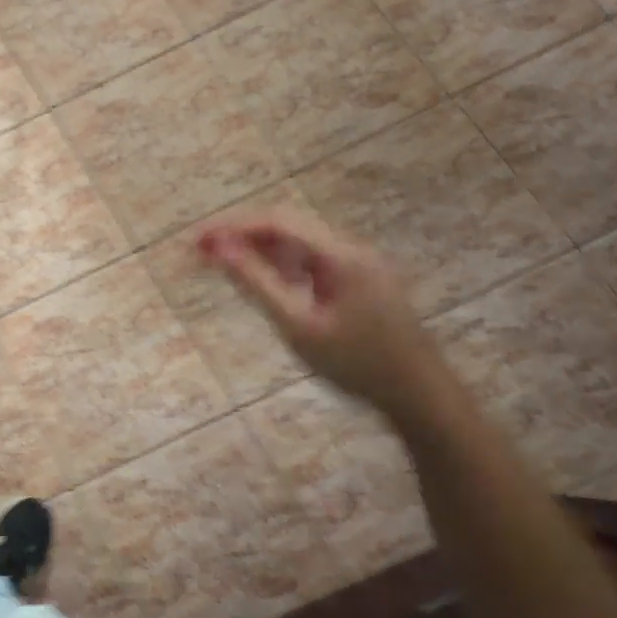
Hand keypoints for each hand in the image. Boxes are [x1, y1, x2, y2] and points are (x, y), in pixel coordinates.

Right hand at [197, 209, 454, 421]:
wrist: (421, 395)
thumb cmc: (356, 364)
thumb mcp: (297, 326)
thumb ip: (256, 283)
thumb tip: (218, 248)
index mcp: (341, 256)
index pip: (276, 222)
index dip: (231, 226)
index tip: (195, 241)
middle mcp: (353, 249)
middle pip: (288, 224)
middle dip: (241, 233)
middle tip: (201, 251)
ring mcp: (362, 263)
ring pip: (300, 240)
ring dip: (260, 247)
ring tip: (224, 264)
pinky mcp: (364, 279)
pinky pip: (314, 257)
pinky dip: (283, 261)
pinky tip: (268, 281)